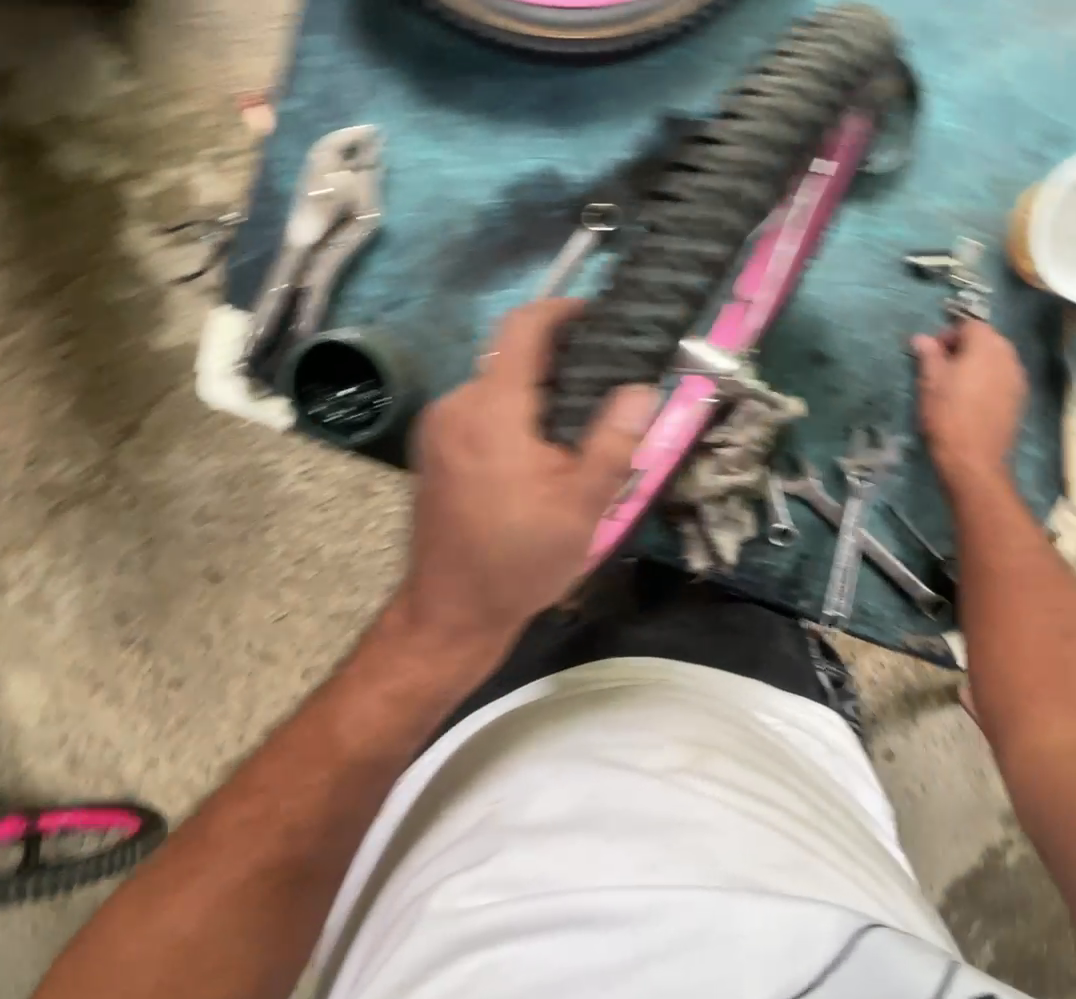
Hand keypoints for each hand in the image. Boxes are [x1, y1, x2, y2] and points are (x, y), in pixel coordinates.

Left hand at [396, 299, 658, 646]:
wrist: (451, 612)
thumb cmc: (519, 562)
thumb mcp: (581, 508)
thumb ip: (612, 444)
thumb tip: (641, 390)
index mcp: (490, 412)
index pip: (524, 329)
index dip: (563, 310)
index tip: (601, 317)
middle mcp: (455, 407)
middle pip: (513, 361)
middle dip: (562, 367)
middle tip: (609, 393)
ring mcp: (438, 428)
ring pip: (497, 389)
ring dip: (539, 397)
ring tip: (582, 431)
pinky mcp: (434, 450)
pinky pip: (480, 413)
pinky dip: (514, 418)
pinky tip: (542, 454)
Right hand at [911, 320, 1027, 498]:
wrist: (973, 459)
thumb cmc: (947, 415)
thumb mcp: (930, 381)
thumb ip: (928, 354)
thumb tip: (922, 338)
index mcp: (987, 344)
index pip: (968, 325)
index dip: (947, 336)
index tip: (931, 355)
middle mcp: (1008, 355)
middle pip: (986, 341)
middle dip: (964, 349)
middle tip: (942, 369)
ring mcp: (1018, 378)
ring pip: (995, 361)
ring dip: (977, 366)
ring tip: (956, 387)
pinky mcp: (1020, 399)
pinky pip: (1002, 380)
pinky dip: (988, 382)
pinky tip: (972, 401)